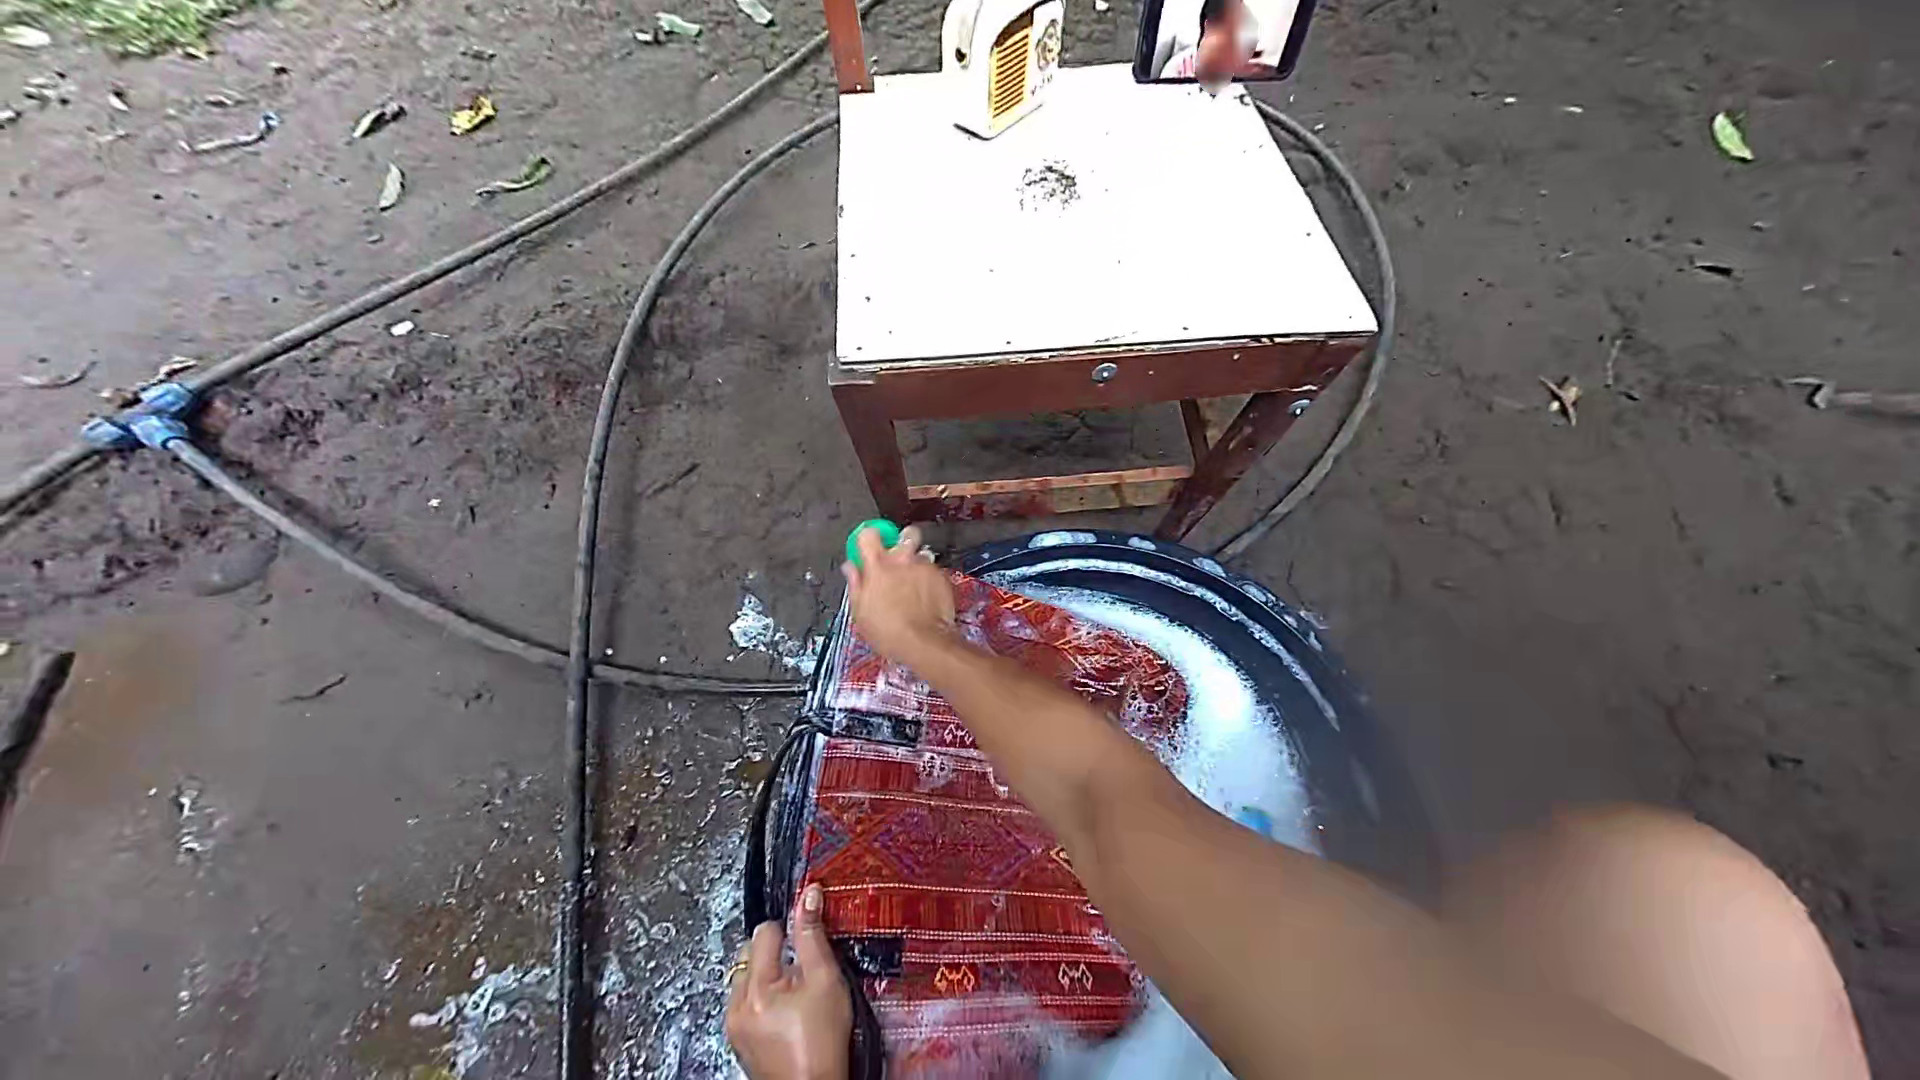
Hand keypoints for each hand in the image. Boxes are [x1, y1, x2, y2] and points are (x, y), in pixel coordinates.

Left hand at [725, 884, 851, 1079]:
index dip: (789, 931)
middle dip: (776, 954)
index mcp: (758, 988)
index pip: (764, 931)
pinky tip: (786, 1010)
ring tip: (795, 992)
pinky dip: (762, 996)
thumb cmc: (822, 1041)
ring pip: (746, 975)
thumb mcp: (826, 979)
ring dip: (767, 975)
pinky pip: (745, 999)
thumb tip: (809, 894)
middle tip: (802, 971)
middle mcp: (737, 1005)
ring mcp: (734, 1024)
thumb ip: (813, 933)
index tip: (805, 943)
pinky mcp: (737, 1037)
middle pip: (750, 952)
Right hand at [840, 525, 956, 664]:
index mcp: (878, 566)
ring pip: (922, 554)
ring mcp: (925, 567)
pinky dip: (930, 579)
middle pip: (906, 534)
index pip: (868, 534)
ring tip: (914, 584)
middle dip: (903, 540)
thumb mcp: (860, 611)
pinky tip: (927, 596)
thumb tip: (850, 568)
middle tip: (899, 558)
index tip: (869, 546)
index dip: (868, 537)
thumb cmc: (887, 631)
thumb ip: (856, 583)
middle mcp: (902, 560)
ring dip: (917, 564)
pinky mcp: (942, 577)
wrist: (923, 642)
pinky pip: (934, 570)